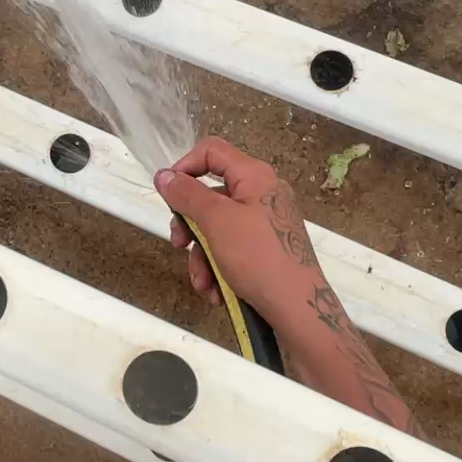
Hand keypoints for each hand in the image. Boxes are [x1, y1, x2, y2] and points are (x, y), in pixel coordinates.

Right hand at [154, 137, 321, 320]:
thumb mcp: (216, 222)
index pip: (211, 152)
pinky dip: (217, 269)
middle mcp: (261, 195)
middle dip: (190, 226)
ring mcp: (263, 224)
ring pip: (215, 230)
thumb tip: (164, 175)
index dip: (184, 167)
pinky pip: (229, 250)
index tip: (167, 194)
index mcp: (254, 177)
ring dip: (201, 257)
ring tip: (203, 282)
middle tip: (179, 244)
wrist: (298, 309)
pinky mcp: (264, 250)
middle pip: (209, 196)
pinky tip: (216, 291)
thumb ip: (186, 195)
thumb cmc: (259, 258)